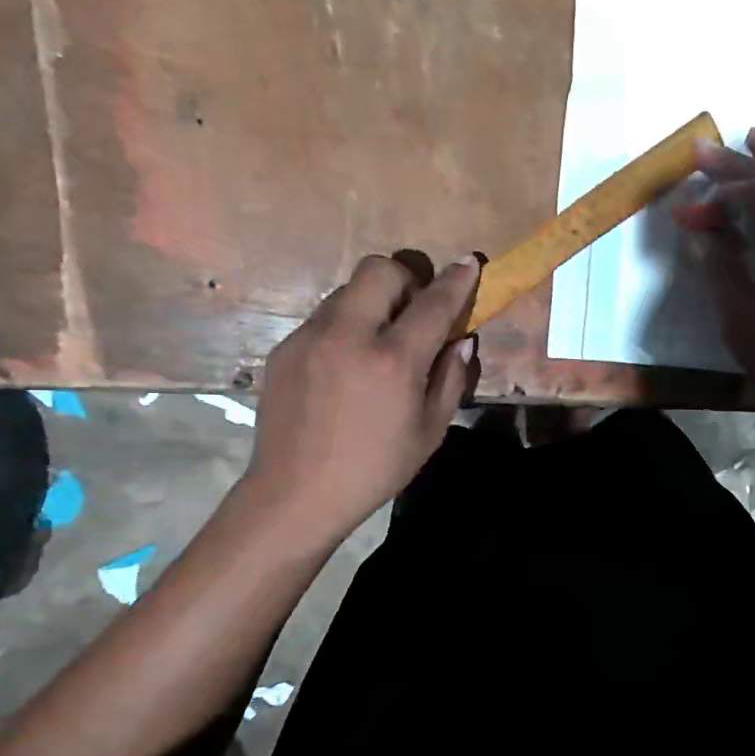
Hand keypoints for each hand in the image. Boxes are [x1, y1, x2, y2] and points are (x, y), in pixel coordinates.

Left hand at [242, 254, 479, 532]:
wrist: (296, 493)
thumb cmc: (376, 467)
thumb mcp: (431, 429)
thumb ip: (451, 377)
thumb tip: (461, 339)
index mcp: (393, 361)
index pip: (433, 304)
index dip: (456, 280)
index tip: (469, 263)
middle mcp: (349, 336)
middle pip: (379, 270)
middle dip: (406, 279)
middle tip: (414, 312)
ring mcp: (310, 338)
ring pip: (348, 290)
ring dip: (373, 301)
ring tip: (379, 340)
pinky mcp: (285, 347)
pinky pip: (324, 316)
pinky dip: (346, 325)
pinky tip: (347, 363)